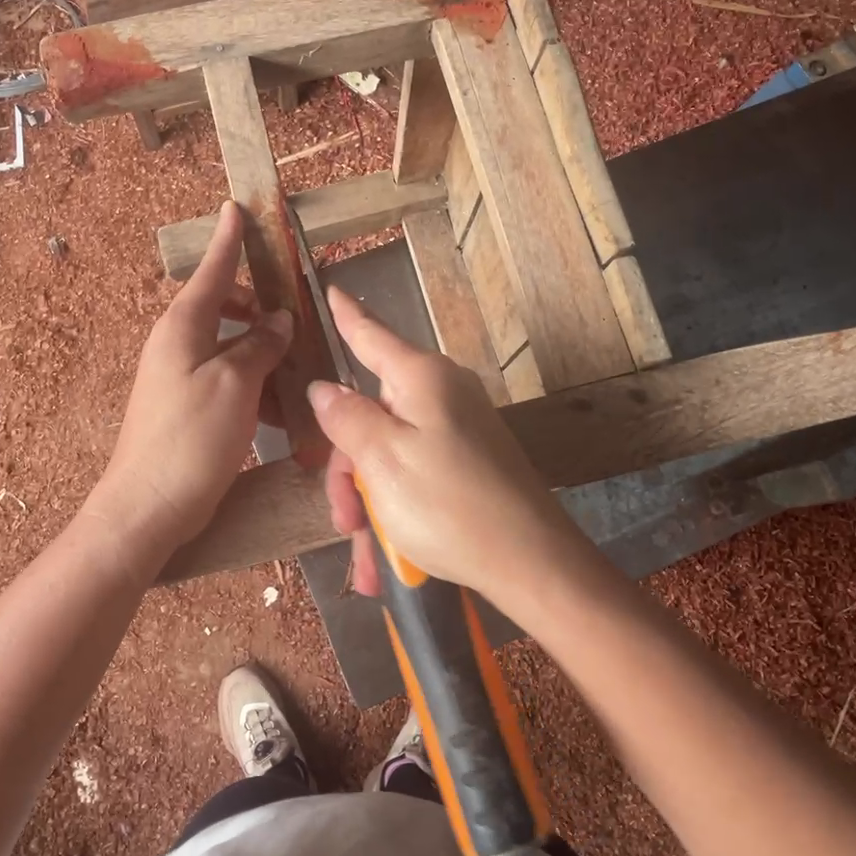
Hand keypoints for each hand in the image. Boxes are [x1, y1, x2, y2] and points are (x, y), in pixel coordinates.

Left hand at [92, 201, 291, 545]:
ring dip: (266, 356)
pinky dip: (256, 388)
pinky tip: (284, 413)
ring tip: (302, 374)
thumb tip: (280, 319)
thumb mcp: (235, 384)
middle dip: (263, 311)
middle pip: (226, 308)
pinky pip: (230, 382)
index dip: (228, 240)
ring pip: (234, 348)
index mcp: (184, 325)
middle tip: (300, 320)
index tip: (236, 207)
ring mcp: (183, 377)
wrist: (149, 507)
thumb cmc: (190, 438)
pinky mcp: (191, 407)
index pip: (212, 270)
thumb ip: (261, 344)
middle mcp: (180, 343)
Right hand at [309, 286, 582, 602]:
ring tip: (369, 559)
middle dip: (350, 471)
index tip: (331, 290)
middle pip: (372, 415)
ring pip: (389, 456)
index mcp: (421, 379)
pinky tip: (388, 565)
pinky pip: (416, 479)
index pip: (372, 336)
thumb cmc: (449, 505)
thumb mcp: (382, 461)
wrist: (532, 562)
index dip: (347, 316)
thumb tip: (324, 388)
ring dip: (370, 506)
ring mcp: (457, 431)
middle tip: (345, 520)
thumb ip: (346, 419)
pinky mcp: (469, 465)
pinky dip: (397, 517)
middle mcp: (441, 395)